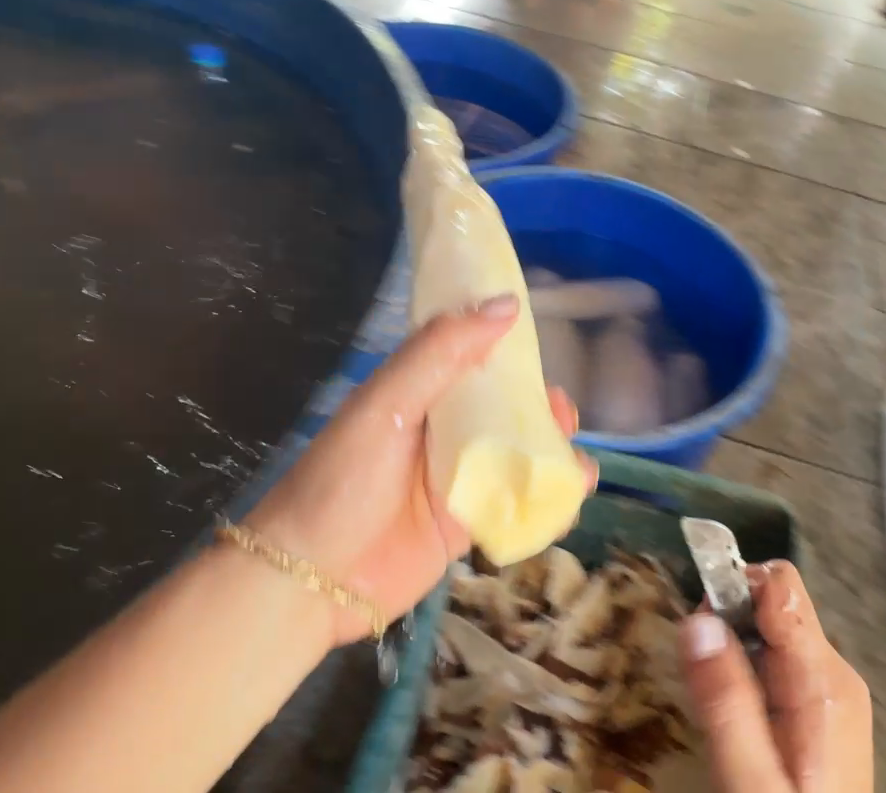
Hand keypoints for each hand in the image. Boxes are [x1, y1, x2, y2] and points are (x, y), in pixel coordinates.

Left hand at [245, 295, 591, 644]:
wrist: (311, 579)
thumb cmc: (343, 479)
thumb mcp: (387, 404)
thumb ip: (441, 352)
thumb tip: (505, 306)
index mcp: (419, 393)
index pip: (473, 358)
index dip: (511, 352)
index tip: (543, 349)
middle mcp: (442, 432)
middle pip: (505, 409)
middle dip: (541, 408)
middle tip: (561, 416)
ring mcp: (457, 480)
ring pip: (518, 456)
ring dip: (552, 454)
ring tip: (575, 464)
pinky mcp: (467, 526)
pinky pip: (517, 504)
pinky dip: (549, 499)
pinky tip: (570, 497)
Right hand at [680, 561, 872, 792]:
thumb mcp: (749, 783)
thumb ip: (724, 701)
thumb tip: (696, 621)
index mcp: (824, 680)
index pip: (780, 587)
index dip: (731, 590)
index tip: (697, 628)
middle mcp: (832, 672)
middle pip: (771, 606)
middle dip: (725, 624)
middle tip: (699, 679)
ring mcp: (827, 691)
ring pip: (768, 633)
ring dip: (730, 651)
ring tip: (713, 706)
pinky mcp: (817, 708)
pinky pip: (773, 663)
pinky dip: (742, 673)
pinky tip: (732, 719)